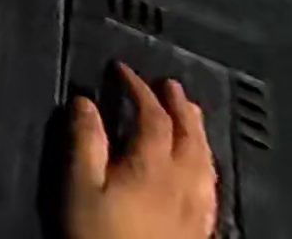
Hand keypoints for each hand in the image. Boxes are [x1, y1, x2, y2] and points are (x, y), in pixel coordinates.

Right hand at [67, 65, 217, 238]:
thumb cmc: (98, 232)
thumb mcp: (80, 182)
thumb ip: (85, 140)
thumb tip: (86, 102)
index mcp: (153, 169)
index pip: (154, 119)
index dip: (140, 89)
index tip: (123, 70)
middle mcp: (183, 187)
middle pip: (191, 141)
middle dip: (181, 109)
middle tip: (171, 85)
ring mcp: (198, 213)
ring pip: (208, 165)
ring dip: (199, 135)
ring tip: (192, 116)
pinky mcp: (201, 232)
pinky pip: (211, 189)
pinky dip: (206, 166)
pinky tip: (202, 168)